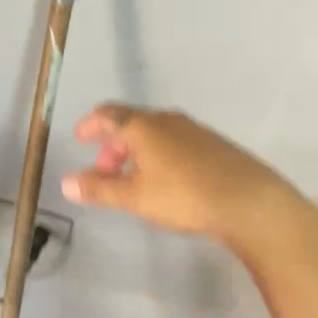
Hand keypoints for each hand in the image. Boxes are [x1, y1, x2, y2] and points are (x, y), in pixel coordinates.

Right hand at [61, 103, 302, 250]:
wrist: (252, 203)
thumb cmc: (185, 196)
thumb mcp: (135, 197)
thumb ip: (100, 189)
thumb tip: (66, 183)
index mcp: (142, 126)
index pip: (107, 114)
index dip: (91, 125)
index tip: (80, 138)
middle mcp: (166, 119)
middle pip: (131, 123)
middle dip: (113, 145)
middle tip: (105, 172)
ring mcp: (194, 130)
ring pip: (155, 132)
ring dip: (138, 150)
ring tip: (136, 179)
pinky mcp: (215, 144)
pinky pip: (176, 141)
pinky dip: (160, 153)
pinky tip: (169, 180)